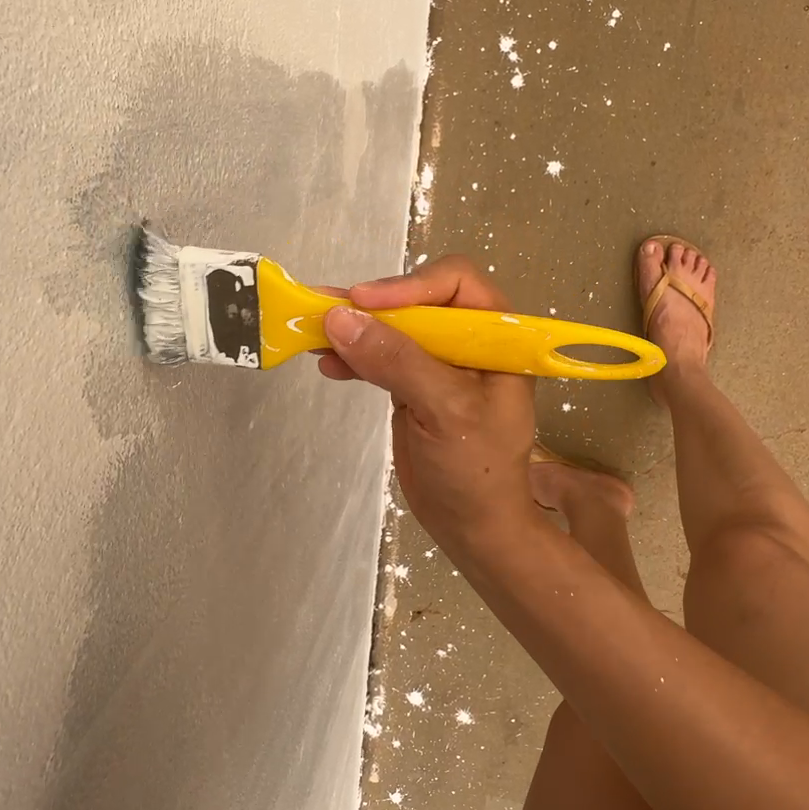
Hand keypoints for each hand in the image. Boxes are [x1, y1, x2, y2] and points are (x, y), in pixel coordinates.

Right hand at [317, 257, 537, 552]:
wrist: (474, 527)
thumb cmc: (477, 470)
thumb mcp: (445, 411)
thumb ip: (398, 361)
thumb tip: (340, 318)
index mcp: (497, 336)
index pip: (455, 282)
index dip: (409, 285)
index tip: (363, 301)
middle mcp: (469, 340)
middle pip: (417, 300)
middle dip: (372, 306)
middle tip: (323, 310)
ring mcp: (439, 362)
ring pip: (393, 327)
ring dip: (354, 329)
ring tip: (312, 334)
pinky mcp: (414, 384)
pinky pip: (380, 357)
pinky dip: (353, 356)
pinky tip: (328, 365)